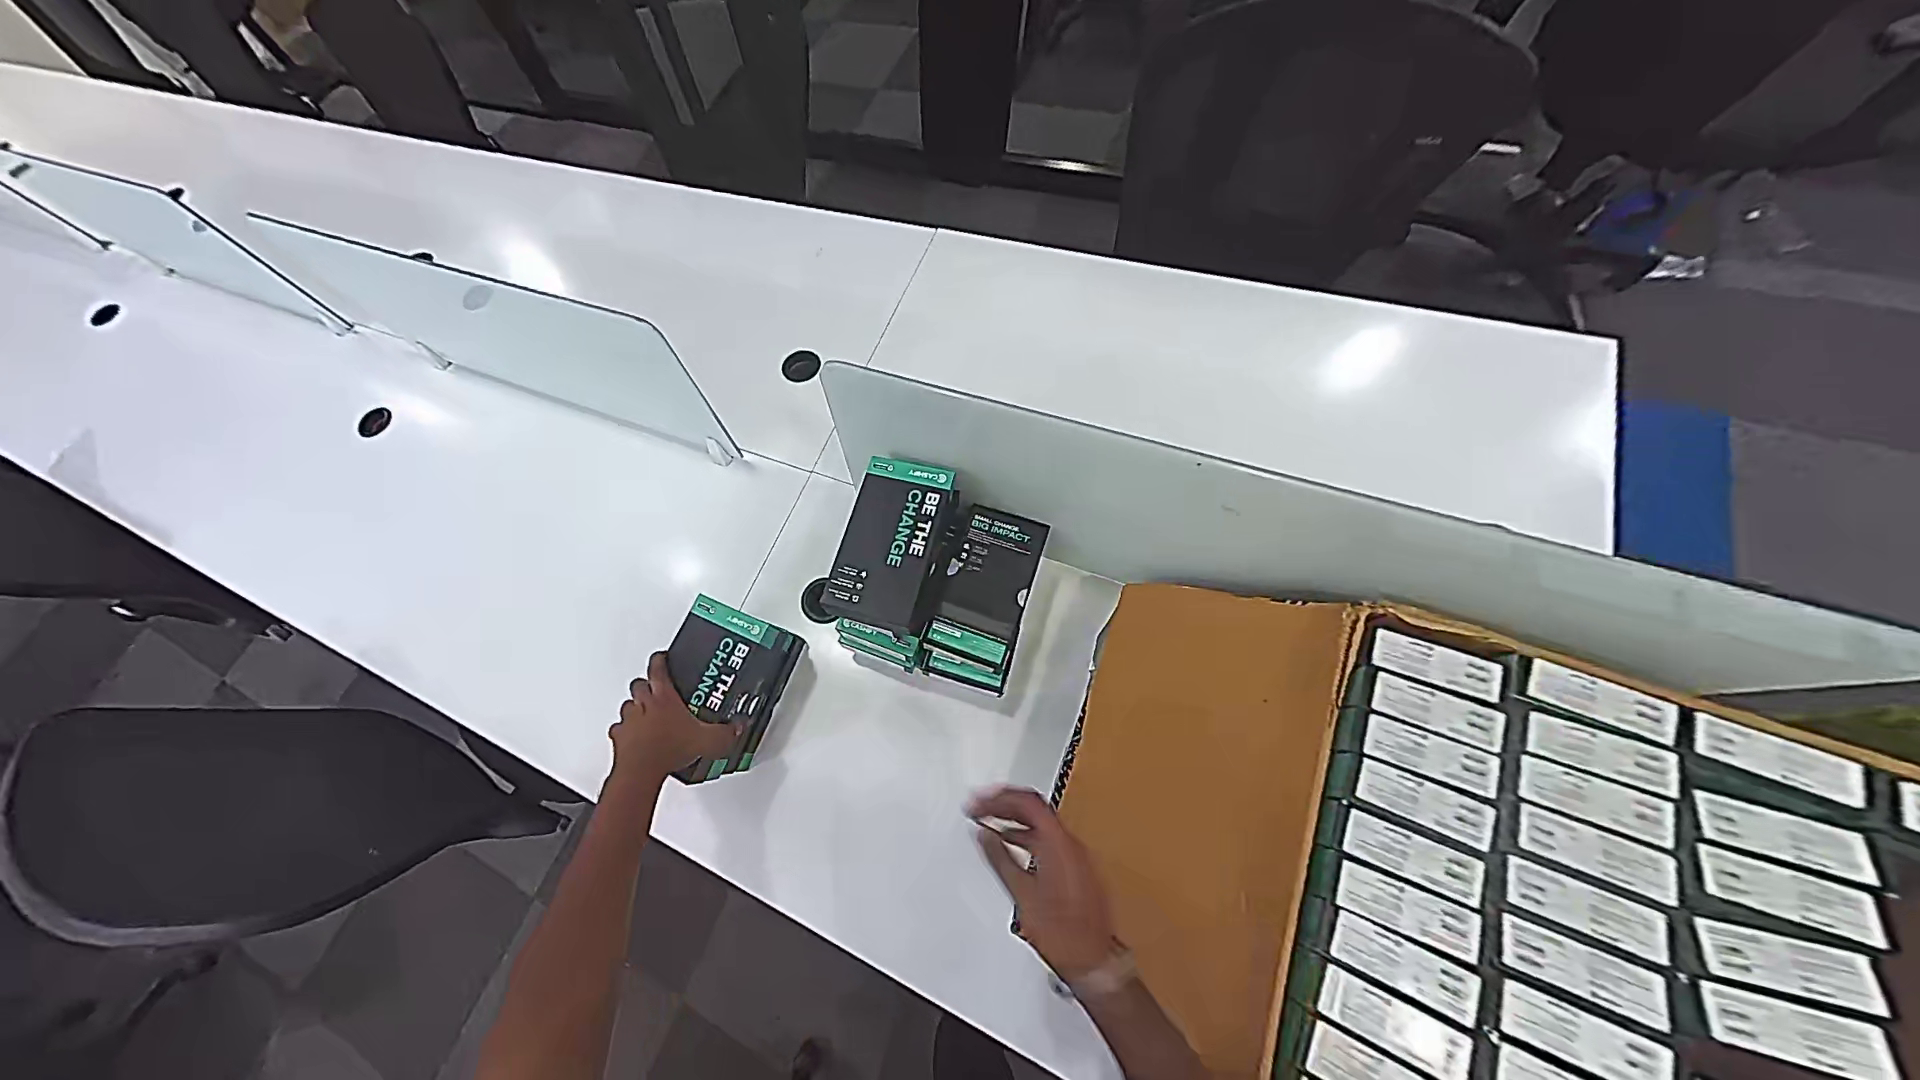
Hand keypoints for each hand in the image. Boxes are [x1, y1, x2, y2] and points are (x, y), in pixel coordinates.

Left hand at [610, 652, 739, 781]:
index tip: (662, 656)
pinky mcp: (619, 738)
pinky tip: (632, 735)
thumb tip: (736, 727)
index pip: (658, 669)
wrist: (641, 772)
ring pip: (627, 705)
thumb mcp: (708, 740)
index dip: (660, 660)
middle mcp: (643, 705)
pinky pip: (619, 729)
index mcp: (664, 698)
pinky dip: (624, 730)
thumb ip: (725, 732)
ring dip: (634, 705)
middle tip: (654, 685)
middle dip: (646, 683)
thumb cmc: (668, 749)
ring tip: (644, 710)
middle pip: (639, 684)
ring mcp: (629, 721)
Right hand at [969, 786, 1119, 981]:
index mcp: (1058, 843)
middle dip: (1004, 802)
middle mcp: (1070, 843)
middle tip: (980, 805)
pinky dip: (1025, 833)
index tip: (978, 801)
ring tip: (989, 819)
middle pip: (1034, 807)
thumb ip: (1000, 859)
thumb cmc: (1064, 934)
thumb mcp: (1022, 894)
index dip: (999, 797)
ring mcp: (1075, 854)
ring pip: (1040, 821)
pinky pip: (1047, 837)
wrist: (1093, 960)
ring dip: (1013, 817)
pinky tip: (1010, 841)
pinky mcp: (1075, 865)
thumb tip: (985, 835)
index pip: (1027, 803)